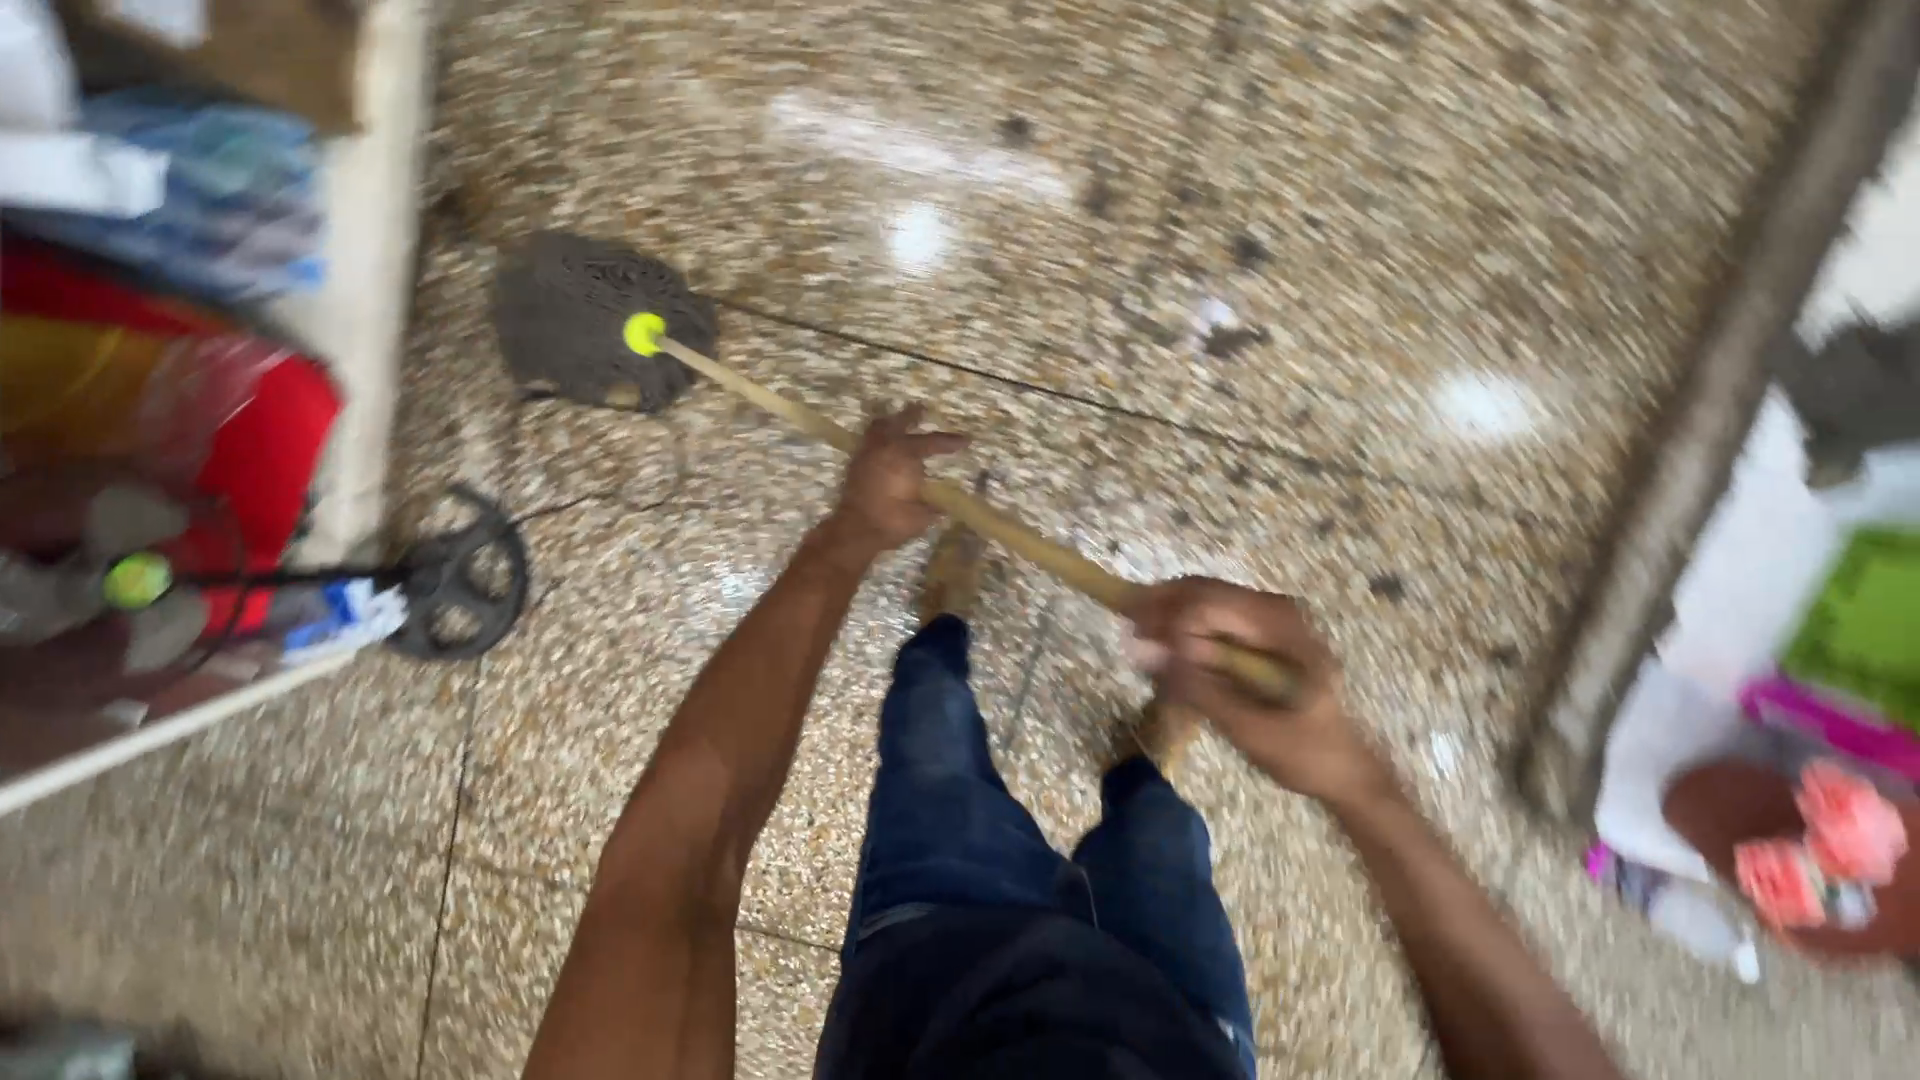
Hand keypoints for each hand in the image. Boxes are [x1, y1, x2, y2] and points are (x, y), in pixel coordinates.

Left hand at [823, 405, 968, 555]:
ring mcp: (867, 453)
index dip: (949, 442)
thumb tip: (944, 505)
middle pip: (900, 423)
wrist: (856, 529)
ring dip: (890, 422)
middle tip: (922, 408)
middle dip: (912, 416)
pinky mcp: (855, 464)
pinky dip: (877, 436)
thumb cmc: (893, 520)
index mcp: (904, 455)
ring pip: (879, 427)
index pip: (931, 443)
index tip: (966, 440)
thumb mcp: (922, 514)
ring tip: (896, 419)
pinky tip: (882, 442)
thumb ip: (934, 505)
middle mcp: (885, 447)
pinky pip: (867, 440)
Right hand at [1126, 576, 1395, 807]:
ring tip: (1139, 644)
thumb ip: (1194, 686)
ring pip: (1202, 600)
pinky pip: (1211, 619)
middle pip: (1201, 591)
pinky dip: (1183, 631)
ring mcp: (1269, 619)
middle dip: (1159, 608)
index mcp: (1281, 626)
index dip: (1165, 619)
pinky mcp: (1260, 634)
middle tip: (1124, 633)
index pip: (1207, 602)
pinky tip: (1166, 653)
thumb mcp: (1247, 726)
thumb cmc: (1305, 752)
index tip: (1135, 646)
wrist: (1347, 771)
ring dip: (1167, 617)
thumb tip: (1141, 652)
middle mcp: (1276, 609)